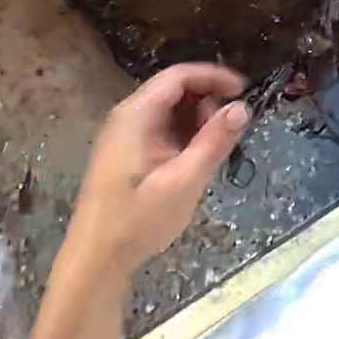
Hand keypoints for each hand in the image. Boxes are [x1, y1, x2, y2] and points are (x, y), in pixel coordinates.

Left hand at [70, 64, 250, 275]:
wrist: (94, 263)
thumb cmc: (137, 221)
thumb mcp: (185, 180)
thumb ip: (215, 140)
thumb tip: (242, 107)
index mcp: (136, 116)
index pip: (179, 76)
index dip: (214, 76)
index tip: (243, 90)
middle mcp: (128, 117)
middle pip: (174, 89)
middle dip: (207, 100)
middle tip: (228, 128)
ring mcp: (125, 135)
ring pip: (170, 109)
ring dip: (197, 118)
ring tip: (214, 147)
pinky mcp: (127, 152)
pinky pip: (162, 127)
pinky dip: (185, 133)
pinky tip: (195, 158)